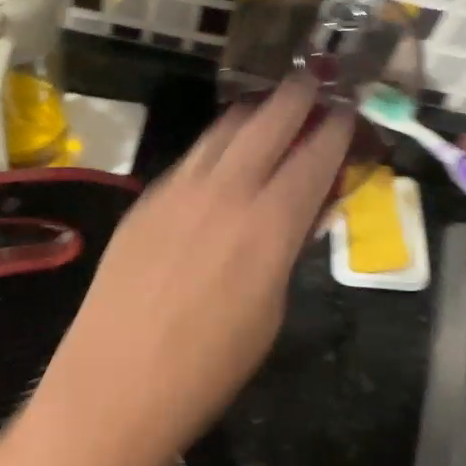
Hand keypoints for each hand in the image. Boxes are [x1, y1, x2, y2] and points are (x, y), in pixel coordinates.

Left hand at [32, 74, 352, 465]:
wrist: (114, 386)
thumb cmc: (205, 372)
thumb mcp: (269, 316)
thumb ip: (284, 254)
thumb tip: (297, 217)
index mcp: (268, 224)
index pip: (315, 154)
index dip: (338, 127)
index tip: (350, 108)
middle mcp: (223, 192)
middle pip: (267, 121)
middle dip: (298, 96)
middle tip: (316, 79)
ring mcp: (174, 193)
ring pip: (220, 132)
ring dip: (252, 114)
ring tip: (271, 106)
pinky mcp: (141, 206)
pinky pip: (188, 161)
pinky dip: (214, 148)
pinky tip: (220, 157)